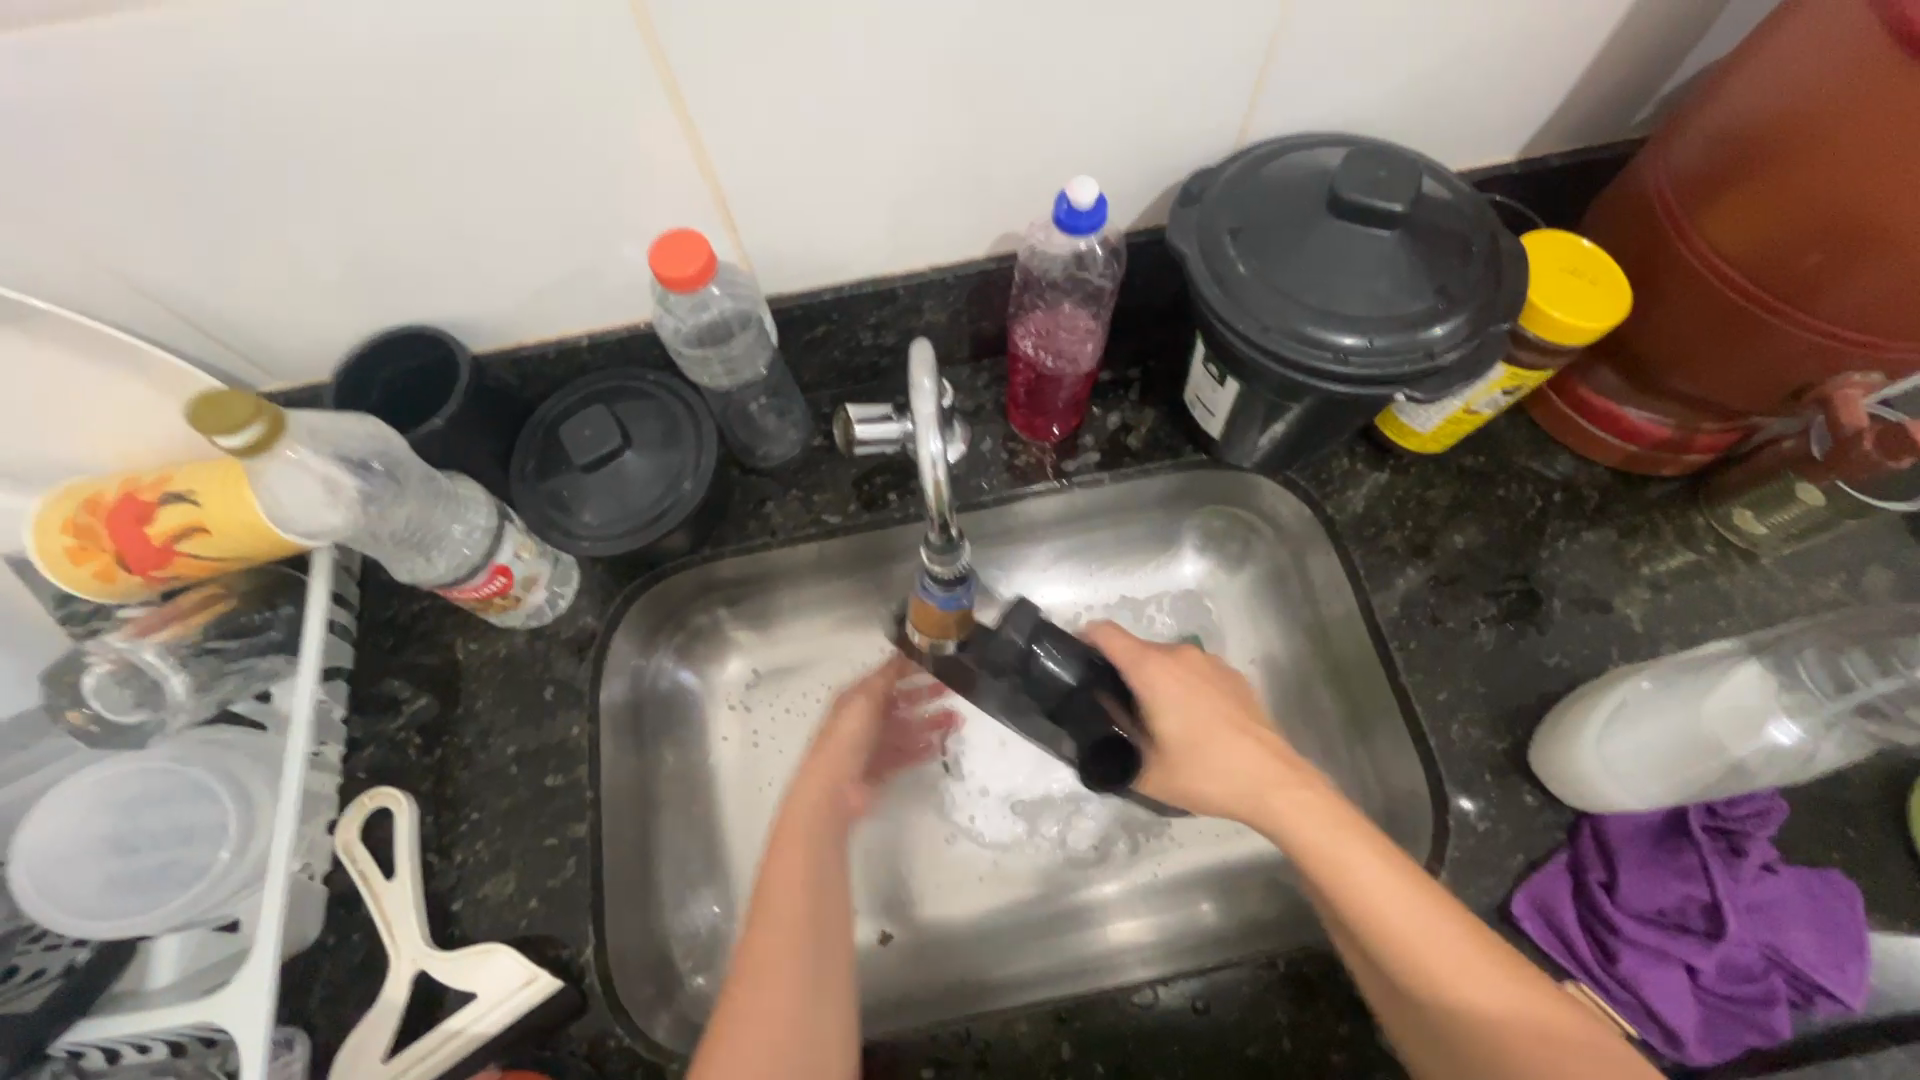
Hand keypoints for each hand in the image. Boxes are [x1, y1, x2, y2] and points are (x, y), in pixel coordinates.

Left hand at [793, 655, 958, 818]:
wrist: (834, 788)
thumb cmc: (848, 736)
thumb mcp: (865, 697)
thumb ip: (887, 675)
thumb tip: (904, 653)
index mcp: (858, 697)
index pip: (888, 678)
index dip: (911, 670)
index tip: (938, 665)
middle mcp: (866, 717)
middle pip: (901, 702)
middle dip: (926, 696)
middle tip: (954, 692)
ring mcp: (876, 743)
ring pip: (908, 728)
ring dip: (932, 722)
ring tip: (958, 720)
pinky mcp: (884, 766)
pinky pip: (908, 753)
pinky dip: (924, 748)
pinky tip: (941, 744)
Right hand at [1083, 622, 1318, 823]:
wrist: (1273, 782)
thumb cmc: (1204, 773)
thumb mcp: (1143, 766)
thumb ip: (1114, 732)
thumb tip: (1102, 710)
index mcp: (1152, 669)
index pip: (1105, 632)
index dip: (1084, 640)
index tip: (1075, 661)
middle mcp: (1179, 654)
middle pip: (1135, 649)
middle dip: (1120, 673)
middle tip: (1117, 712)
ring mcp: (1210, 662)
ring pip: (1165, 661)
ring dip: (1153, 682)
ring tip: (1158, 721)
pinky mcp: (1232, 675)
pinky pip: (1192, 672)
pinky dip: (1182, 687)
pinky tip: (1194, 723)